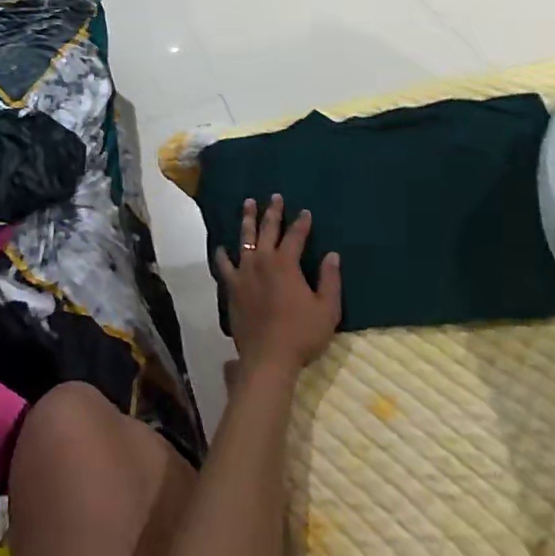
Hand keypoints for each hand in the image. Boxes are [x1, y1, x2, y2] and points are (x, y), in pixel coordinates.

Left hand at [214, 194, 341, 374]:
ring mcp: (244, 273)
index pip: (296, 236)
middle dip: (272, 212)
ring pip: (244, 240)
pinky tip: (222, 248)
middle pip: (267, 230)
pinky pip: (224, 266)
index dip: (302, 223)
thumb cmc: (302, 334)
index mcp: (286, 264)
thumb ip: (330, 280)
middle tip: (274, 197)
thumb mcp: (327, 309)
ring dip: (247, 220)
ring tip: (247, 204)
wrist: (268, 358)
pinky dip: (223, 255)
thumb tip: (333, 255)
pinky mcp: (232, 288)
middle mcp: (262, 262)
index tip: (305, 212)